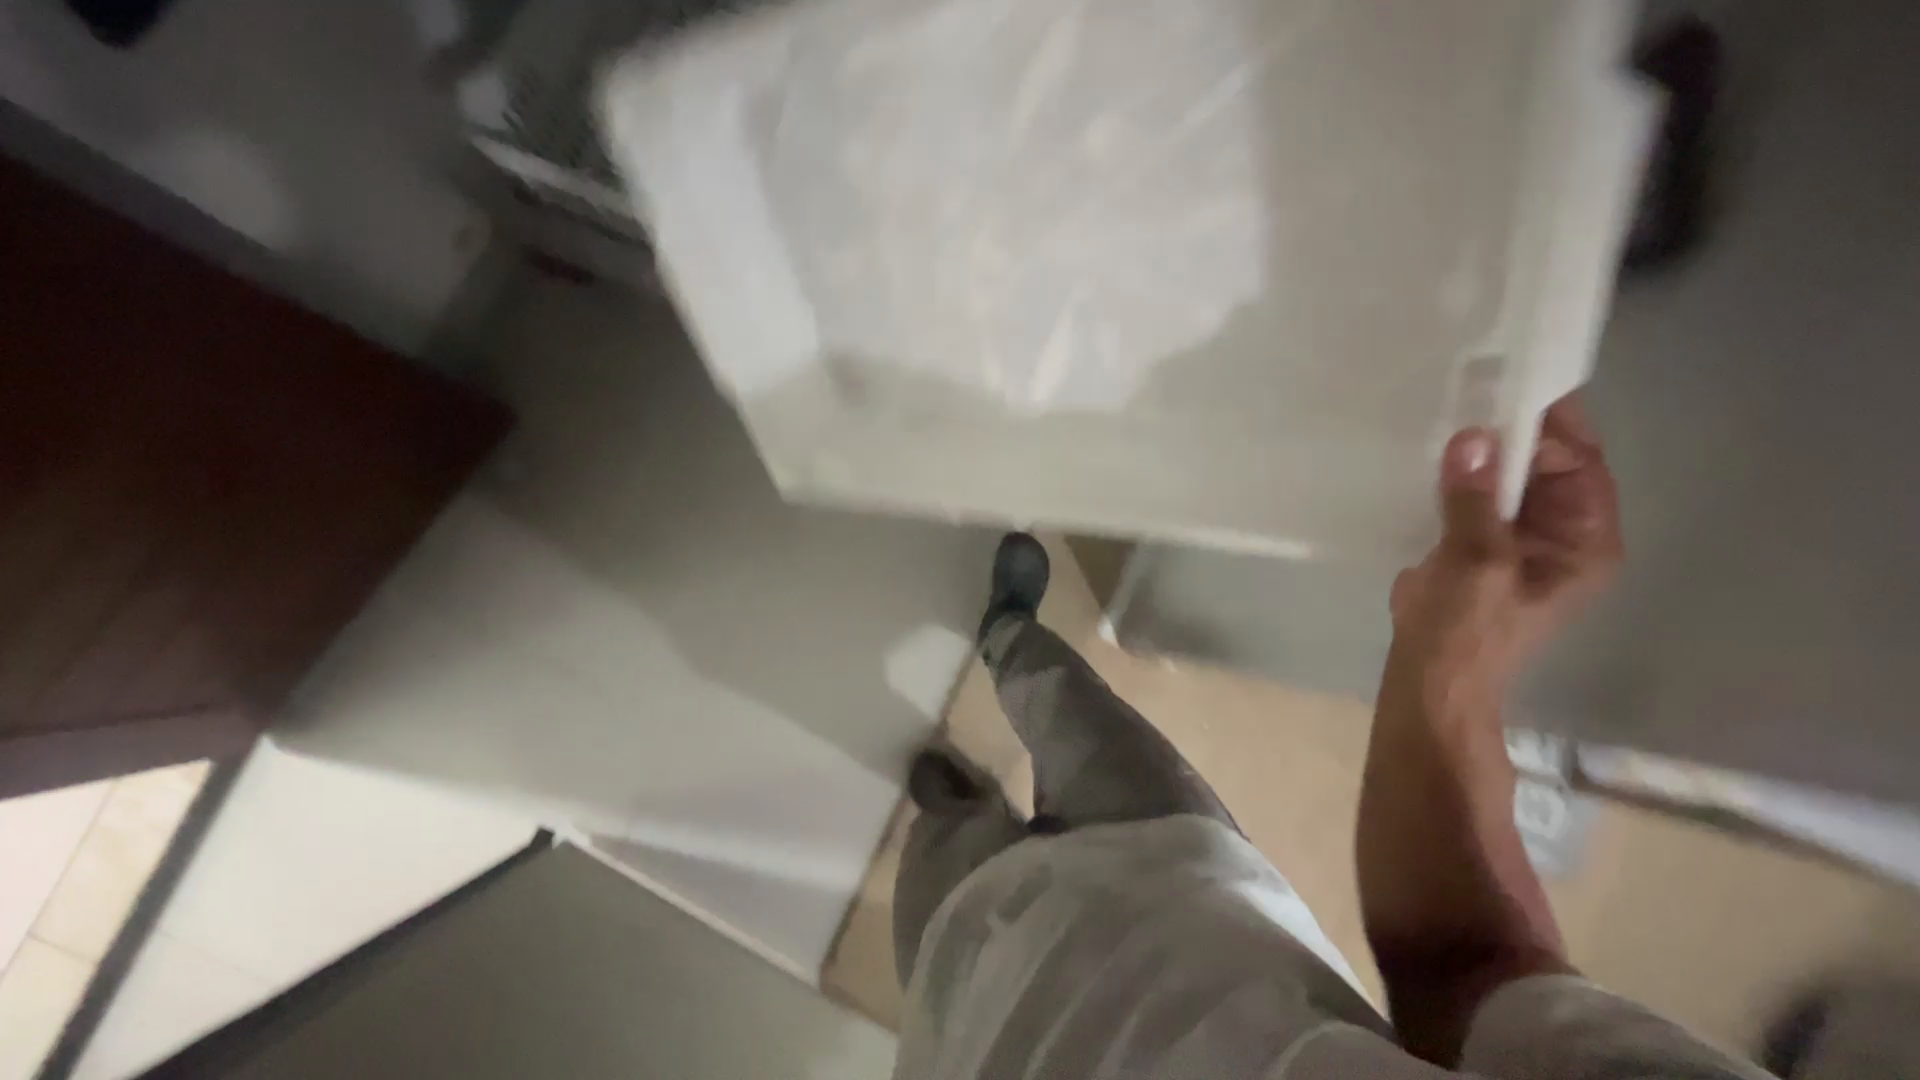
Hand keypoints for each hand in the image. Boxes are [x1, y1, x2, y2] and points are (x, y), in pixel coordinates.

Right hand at [1385, 393, 1622, 714]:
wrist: (1430, 680)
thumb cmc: (1466, 631)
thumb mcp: (1476, 563)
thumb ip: (1474, 501)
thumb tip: (1471, 438)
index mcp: (1584, 542)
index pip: (1580, 466)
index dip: (1551, 429)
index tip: (1512, 389)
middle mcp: (1561, 535)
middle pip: (1547, 467)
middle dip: (1514, 434)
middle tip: (1474, 391)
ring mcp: (1517, 541)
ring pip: (1510, 481)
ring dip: (1483, 454)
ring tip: (1450, 416)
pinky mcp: (1479, 546)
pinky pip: (1478, 498)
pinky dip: (1461, 477)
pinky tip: (1434, 457)